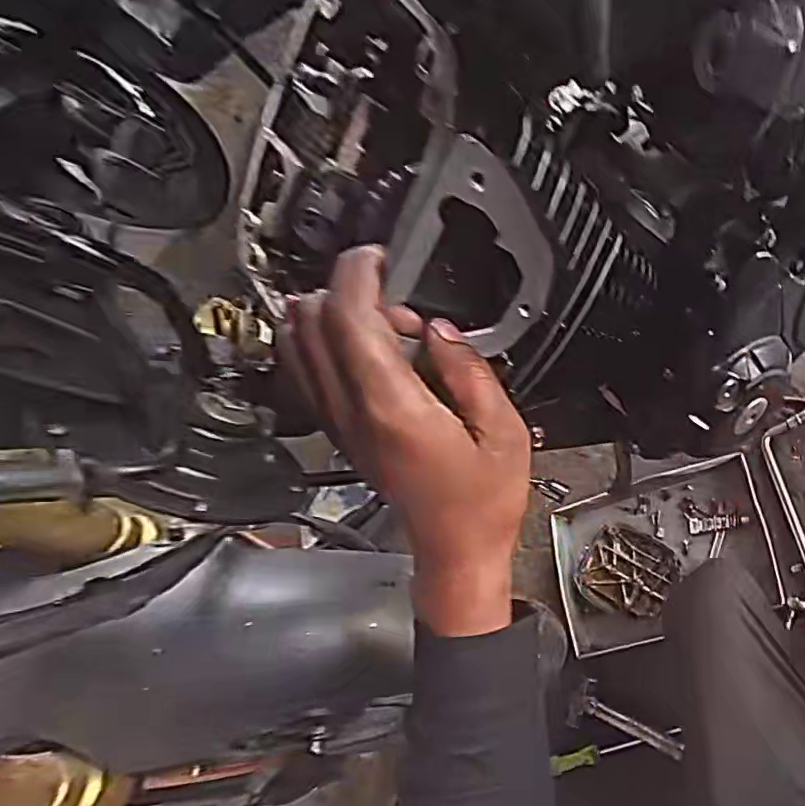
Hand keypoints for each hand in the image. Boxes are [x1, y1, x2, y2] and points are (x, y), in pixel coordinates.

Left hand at [279, 246, 531, 636]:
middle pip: (313, 322)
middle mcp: (355, 414)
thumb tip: (443, 333)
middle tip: (404, 306)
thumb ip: (472, 373)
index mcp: (395, 408)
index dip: (360, 274)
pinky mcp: (344, 435)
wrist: (459, 548)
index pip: (351, 318)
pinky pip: (309, 374)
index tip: (380, 257)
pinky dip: (325, 345)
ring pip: (299, 345)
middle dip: (351, 293)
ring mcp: (342, 426)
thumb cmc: (484, 501)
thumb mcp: (505, 431)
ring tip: (387, 327)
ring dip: (333, 316)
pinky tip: (367, 351)